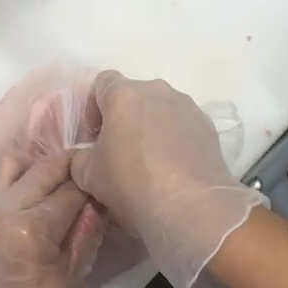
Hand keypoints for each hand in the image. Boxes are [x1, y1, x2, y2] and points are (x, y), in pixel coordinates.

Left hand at [0, 151, 88, 287]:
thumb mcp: (75, 277)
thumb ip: (88, 231)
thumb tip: (100, 193)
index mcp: (31, 231)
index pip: (69, 191)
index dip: (87, 182)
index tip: (96, 173)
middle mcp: (0, 214)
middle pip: (40, 170)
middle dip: (64, 166)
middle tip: (77, 167)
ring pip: (5, 165)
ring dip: (28, 167)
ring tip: (41, 181)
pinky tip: (12, 197)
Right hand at [70, 71, 265, 287]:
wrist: (191, 206)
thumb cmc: (132, 183)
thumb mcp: (90, 176)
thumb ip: (80, 159)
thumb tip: (85, 157)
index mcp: (123, 94)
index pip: (102, 82)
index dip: (94, 105)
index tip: (94, 134)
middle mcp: (155, 90)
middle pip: (134, 95)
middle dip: (125, 117)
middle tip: (120, 150)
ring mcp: (185, 105)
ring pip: (161, 108)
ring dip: (152, 126)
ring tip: (150, 161)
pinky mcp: (207, 125)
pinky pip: (183, 125)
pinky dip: (176, 139)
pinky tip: (174, 168)